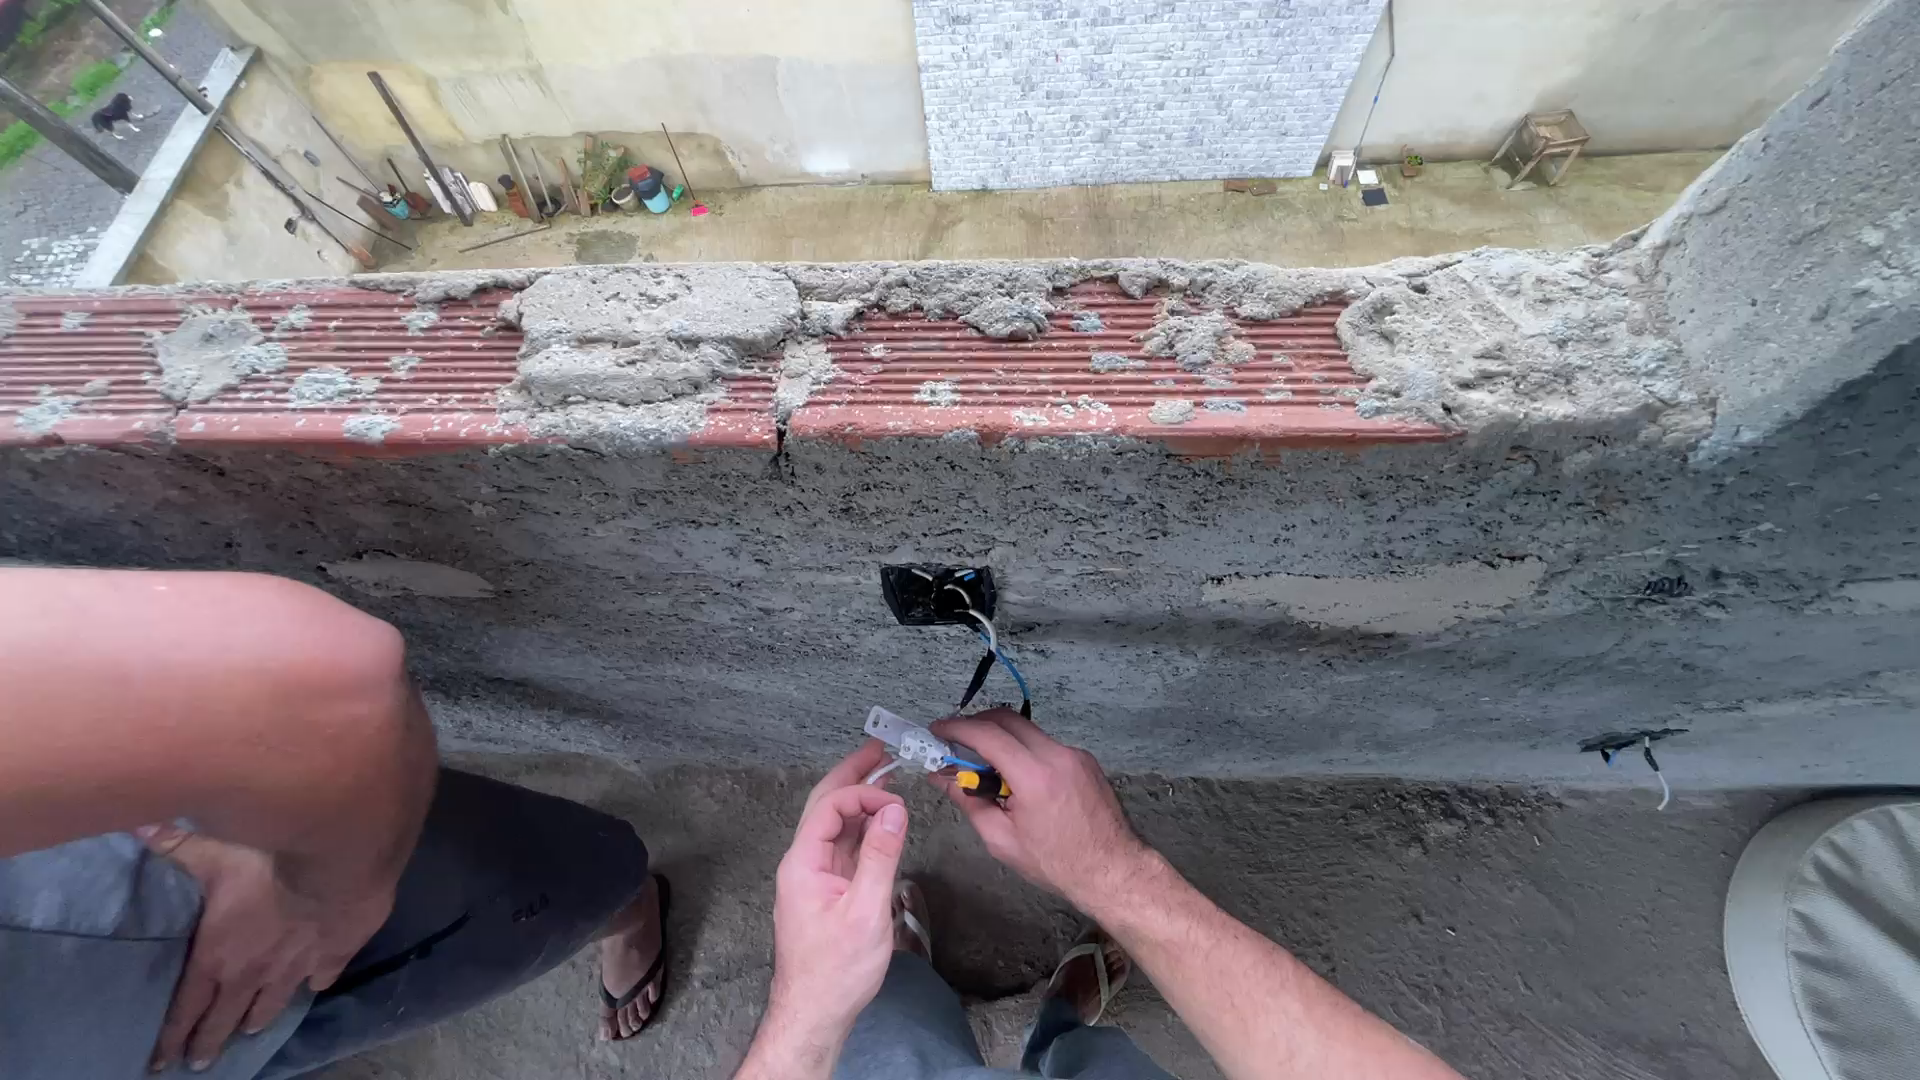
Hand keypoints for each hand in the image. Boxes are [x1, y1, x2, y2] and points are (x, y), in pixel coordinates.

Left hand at [140, 824, 392, 1071]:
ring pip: (273, 1001)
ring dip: (259, 1017)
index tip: (160, 1062)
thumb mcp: (218, 849)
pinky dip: (316, 983)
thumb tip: (136, 825)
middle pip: (225, 1016)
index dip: (171, 1038)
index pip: (185, 1009)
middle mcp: (253, 970)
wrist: (344, 860)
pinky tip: (315, 985)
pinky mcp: (336, 952)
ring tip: (252, 1030)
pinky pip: (324, 975)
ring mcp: (298, 964)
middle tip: (202, 1061)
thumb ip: (178, 843)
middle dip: (210, 1040)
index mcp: (218, 955)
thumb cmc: (274, 861)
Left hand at [767, 741, 908, 1043]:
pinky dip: (863, 825)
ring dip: (859, 798)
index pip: (830, 806)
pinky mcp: (826, 888)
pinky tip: (880, 818)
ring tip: (884, 773)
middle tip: (878, 749)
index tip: (895, 799)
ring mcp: (814, 875)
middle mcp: (804, 862)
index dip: (863, 793)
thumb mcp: (866, 911)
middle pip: (825, 804)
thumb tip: (894, 809)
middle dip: (851, 774)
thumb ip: (881, 855)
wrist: (814, 1017)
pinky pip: (844, 845)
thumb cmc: (836, 971)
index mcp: (803, 862)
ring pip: (835, 823)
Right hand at [930, 709, 1149, 911]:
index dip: (957, 728)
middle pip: (1007, 719)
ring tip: (986, 767)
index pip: (987, 734)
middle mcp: (1057, 754)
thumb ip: (969, 801)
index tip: (937, 730)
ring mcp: (1074, 753)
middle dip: (976, 723)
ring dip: (1001, 738)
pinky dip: (1024, 750)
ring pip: (1027, 729)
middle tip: (956, 741)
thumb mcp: (1001, 839)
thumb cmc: (1054, 864)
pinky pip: (1045, 743)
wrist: (1113, 870)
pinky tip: (1018, 778)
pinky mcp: (1084, 758)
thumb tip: (942, 777)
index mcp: (1035, 776)